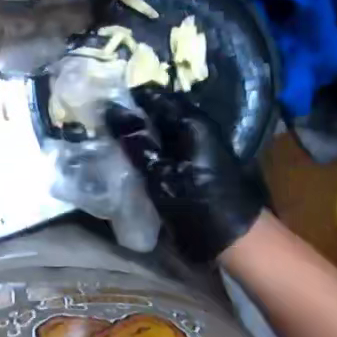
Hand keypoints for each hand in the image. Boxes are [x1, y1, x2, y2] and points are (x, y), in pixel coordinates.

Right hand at [104, 85, 265, 260]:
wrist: (234, 240)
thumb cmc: (198, 205)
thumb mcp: (161, 176)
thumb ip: (136, 144)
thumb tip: (111, 114)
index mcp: (192, 122)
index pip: (154, 96)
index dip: (127, 100)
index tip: (101, 108)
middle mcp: (199, 125)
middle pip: (159, 112)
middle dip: (132, 118)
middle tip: (103, 128)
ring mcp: (201, 143)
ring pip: (163, 130)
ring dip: (142, 135)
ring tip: (113, 143)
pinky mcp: (200, 161)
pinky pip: (170, 145)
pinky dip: (152, 149)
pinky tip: (134, 160)